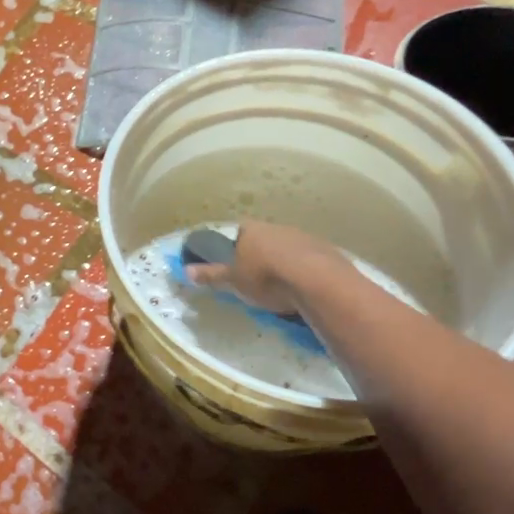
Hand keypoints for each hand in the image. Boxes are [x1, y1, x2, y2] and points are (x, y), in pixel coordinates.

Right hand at [187, 220, 352, 315]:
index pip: (237, 232)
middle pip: (264, 238)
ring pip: (289, 247)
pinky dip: (306, 269)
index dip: (234, 247)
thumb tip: (185, 271)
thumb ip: (210, 275)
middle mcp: (276, 227)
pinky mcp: (328, 251)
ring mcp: (304, 237)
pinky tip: (306, 287)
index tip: (234, 264)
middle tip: (258, 277)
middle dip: (261, 254)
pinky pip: (311, 259)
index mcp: (250, 229)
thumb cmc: (267, 278)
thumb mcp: (233, 281)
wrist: (320, 284)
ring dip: (285, 261)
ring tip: (284, 285)